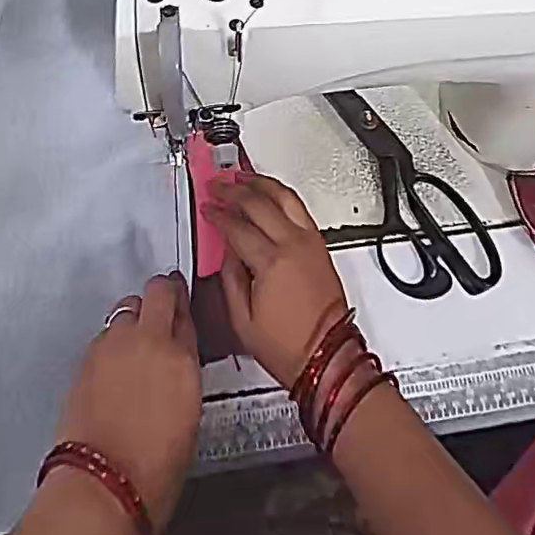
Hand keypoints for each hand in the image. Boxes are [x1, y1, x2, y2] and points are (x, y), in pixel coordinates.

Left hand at [52, 273, 200, 533]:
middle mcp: (148, 340)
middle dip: (162, 294)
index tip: (182, 309)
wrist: (103, 486)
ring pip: (127, 309)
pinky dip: (112, 343)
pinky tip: (114, 369)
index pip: (186, 312)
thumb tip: (178, 355)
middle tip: (163, 306)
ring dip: (134, 319)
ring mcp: (114, 344)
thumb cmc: (153, 468)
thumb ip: (183, 369)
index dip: (184, 309)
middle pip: (157, 290)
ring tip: (135, 347)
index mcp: (182, 357)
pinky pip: (105, 334)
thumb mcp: (188, 414)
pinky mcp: (87, 356)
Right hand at [203, 172, 347, 385]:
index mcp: (271, 263)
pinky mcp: (320, 244)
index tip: (207, 209)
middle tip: (217, 185)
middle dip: (232, 190)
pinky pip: (298, 207)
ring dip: (259, 182)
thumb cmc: (290, 346)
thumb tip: (226, 251)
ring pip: (283, 196)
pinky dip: (281, 193)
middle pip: (258, 203)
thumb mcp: (242, 319)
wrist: (327, 357)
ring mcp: (309, 242)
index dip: (217, 214)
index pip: (236, 226)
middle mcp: (293, 246)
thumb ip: (230, 277)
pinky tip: (269, 191)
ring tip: (242, 176)